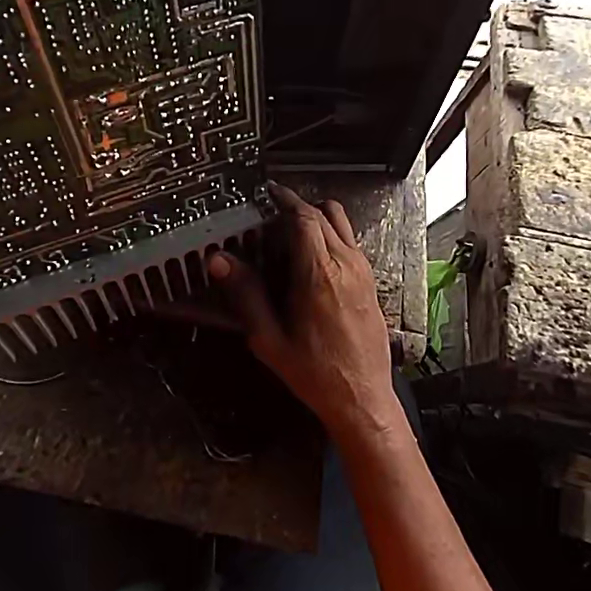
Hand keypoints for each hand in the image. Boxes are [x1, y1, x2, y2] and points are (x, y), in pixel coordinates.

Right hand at [208, 185, 406, 443]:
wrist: (362, 398)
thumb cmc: (315, 373)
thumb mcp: (269, 338)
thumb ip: (246, 295)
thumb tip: (220, 261)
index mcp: (319, 273)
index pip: (305, 217)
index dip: (286, 199)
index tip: (268, 192)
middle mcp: (346, 264)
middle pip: (325, 214)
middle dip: (298, 206)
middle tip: (272, 213)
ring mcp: (363, 271)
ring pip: (343, 224)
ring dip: (318, 218)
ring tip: (291, 232)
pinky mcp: (370, 282)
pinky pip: (351, 243)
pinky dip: (332, 236)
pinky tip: (312, 259)